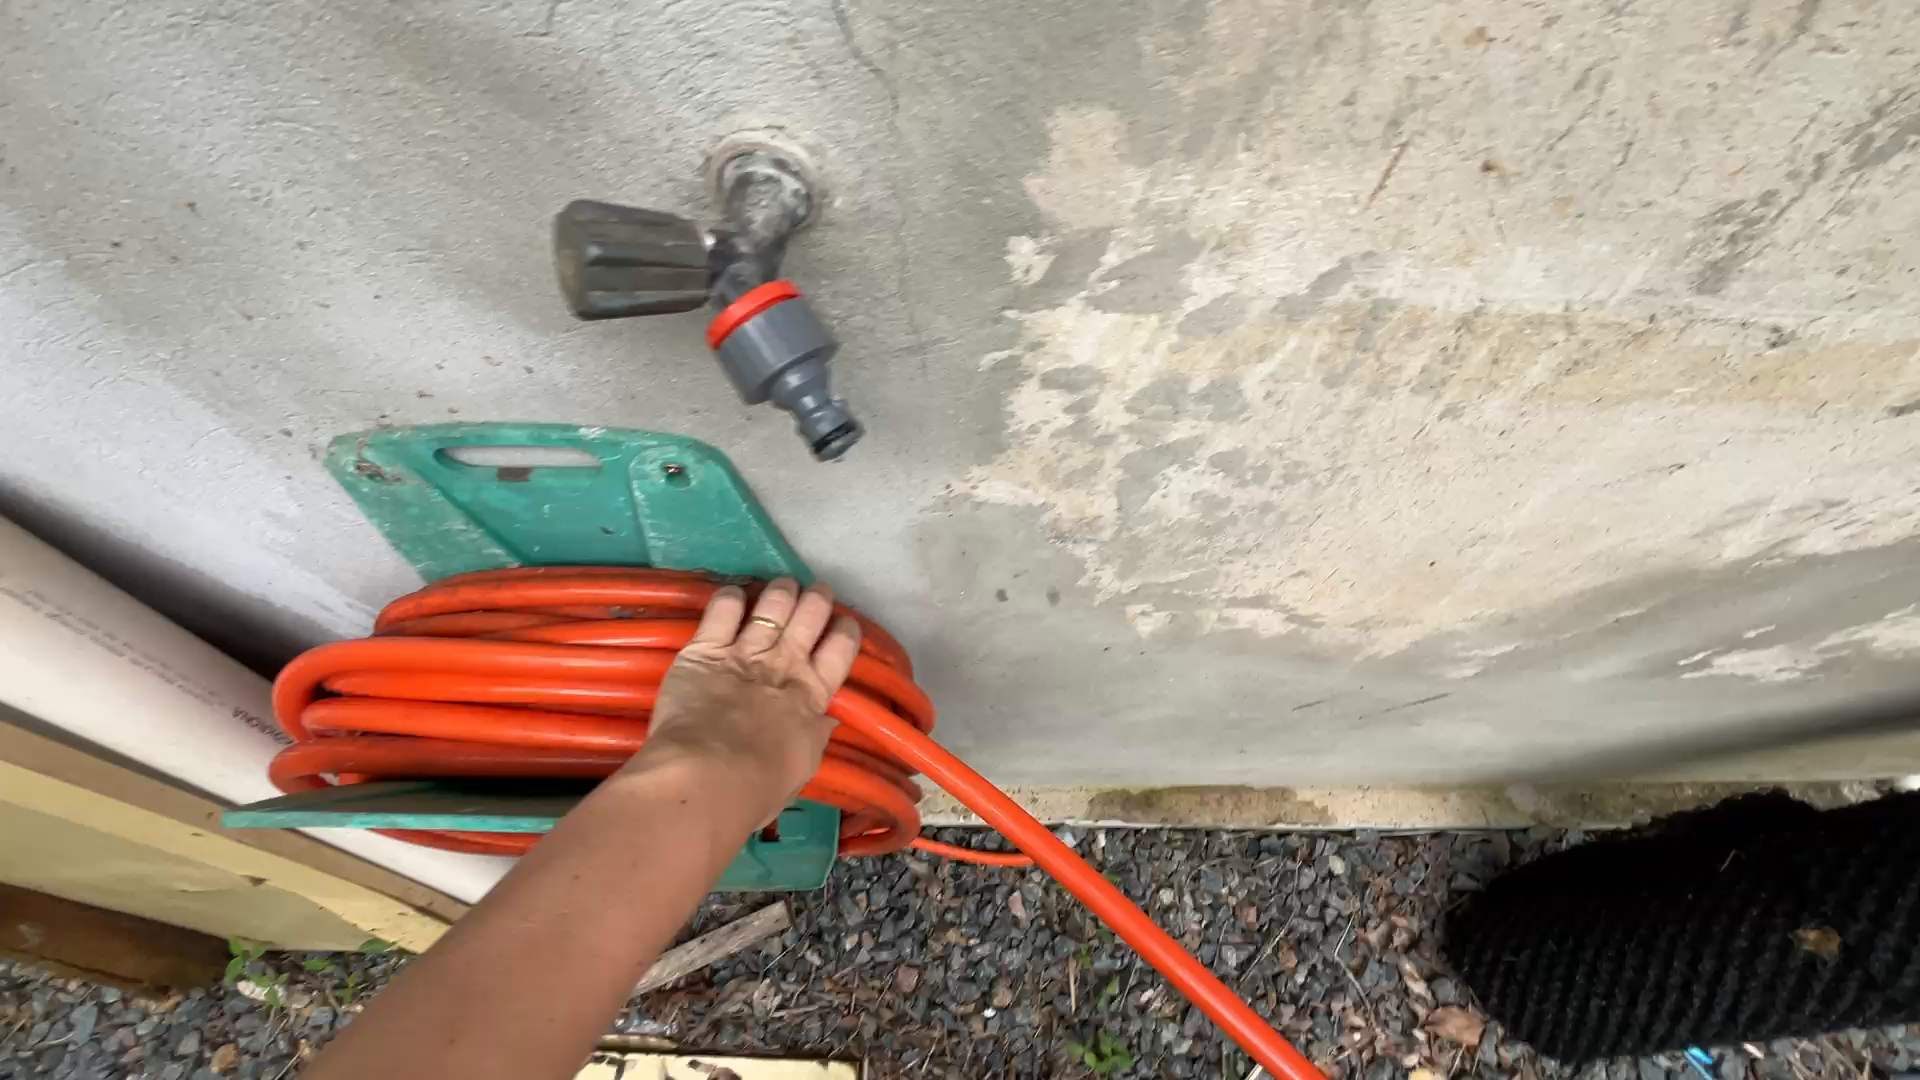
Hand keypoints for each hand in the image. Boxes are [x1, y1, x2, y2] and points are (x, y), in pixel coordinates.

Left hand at [632, 578, 861, 822]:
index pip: (841, 648)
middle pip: (811, 614)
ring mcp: (745, 651)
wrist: (708, 777)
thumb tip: (826, 718)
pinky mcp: (705, 648)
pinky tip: (733, 595)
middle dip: (817, 599)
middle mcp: (784, 664)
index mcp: (812, 693)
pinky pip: (723, 608)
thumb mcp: (803, 763)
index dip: (845, 631)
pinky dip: (730, 596)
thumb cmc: (759, 785)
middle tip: (816, 592)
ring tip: (782, 586)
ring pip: (773, 603)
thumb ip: (814, 734)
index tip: (843, 624)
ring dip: (781, 591)